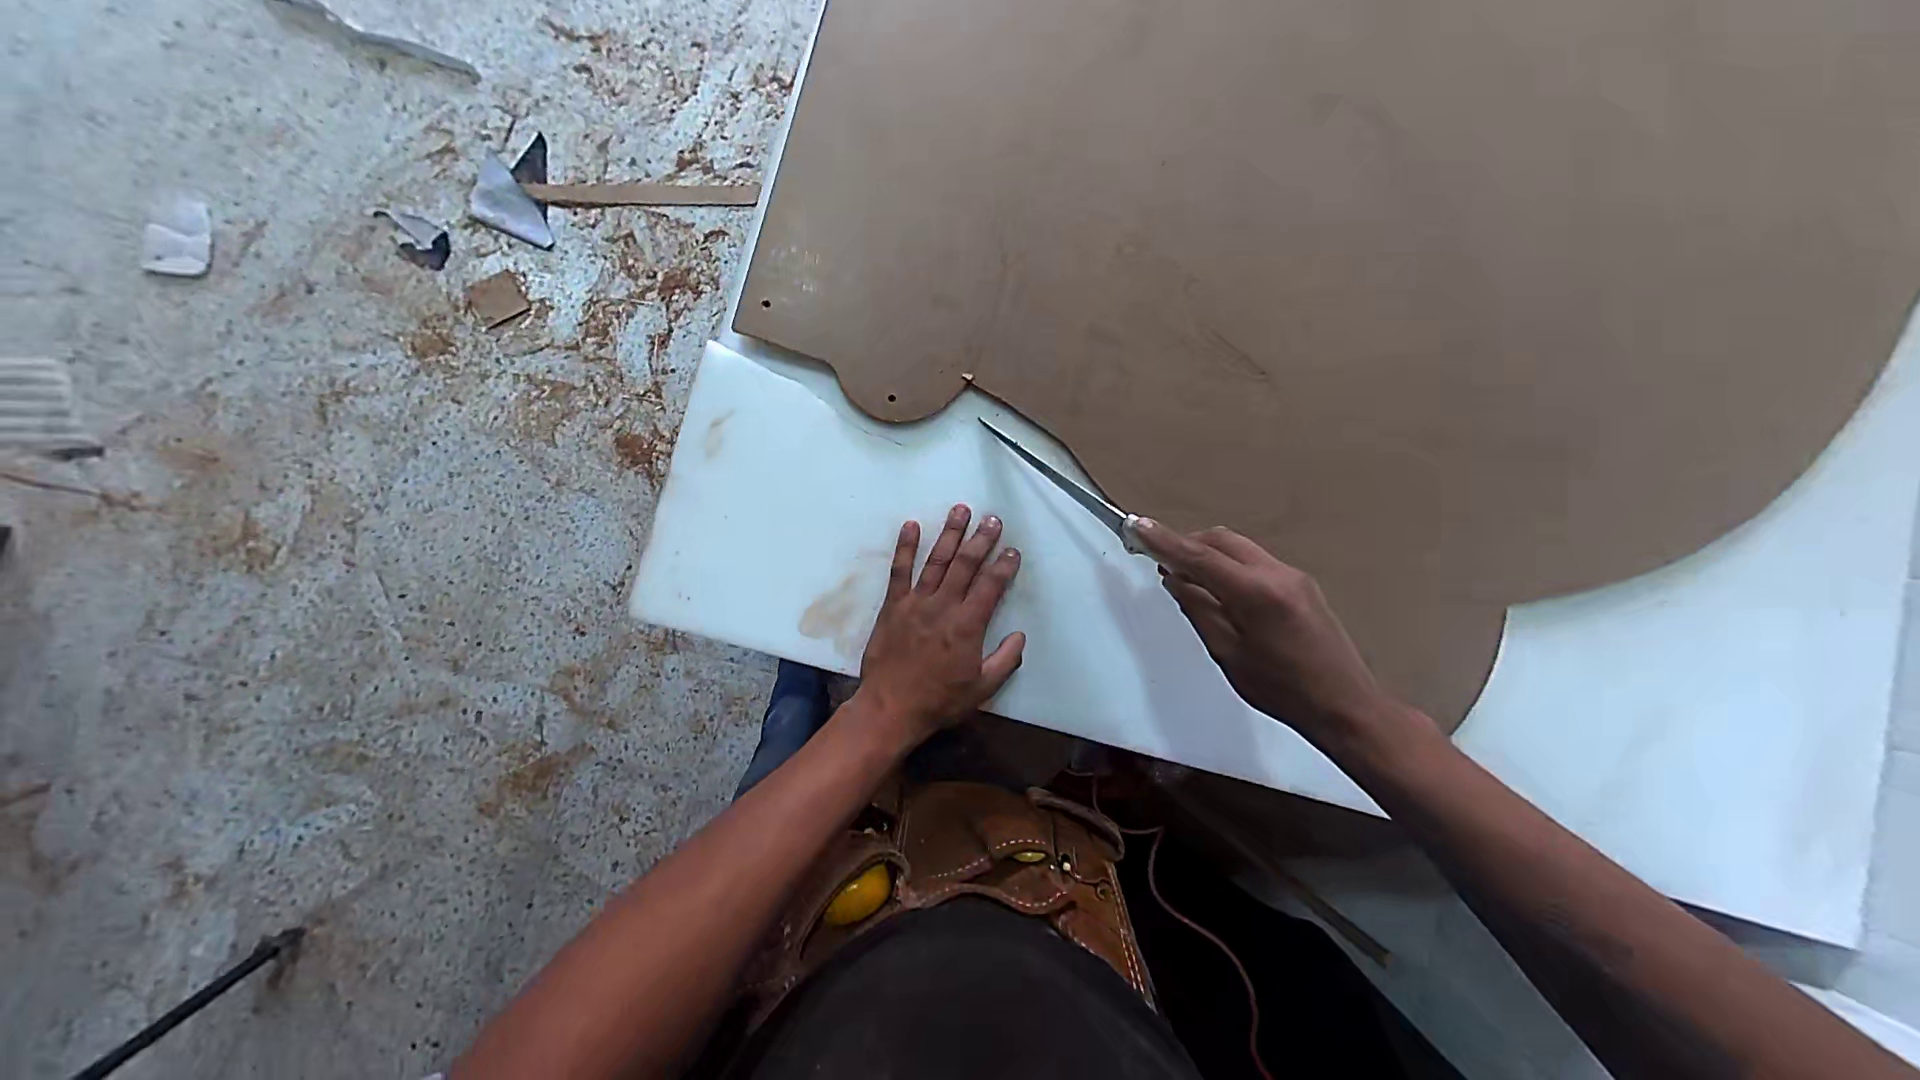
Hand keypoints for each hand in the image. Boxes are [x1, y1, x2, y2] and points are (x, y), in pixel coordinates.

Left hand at [854, 505, 1025, 747]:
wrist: (890, 708)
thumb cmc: (939, 701)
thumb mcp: (982, 689)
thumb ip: (1005, 660)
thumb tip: (1019, 636)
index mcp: (968, 626)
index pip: (991, 586)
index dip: (1004, 566)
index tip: (1012, 551)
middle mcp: (943, 606)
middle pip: (966, 565)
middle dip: (981, 539)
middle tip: (992, 519)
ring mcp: (916, 602)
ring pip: (937, 561)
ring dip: (950, 534)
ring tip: (960, 510)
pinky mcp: (893, 606)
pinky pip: (900, 571)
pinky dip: (906, 547)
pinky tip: (911, 526)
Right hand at [1134, 520, 1405, 744]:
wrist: (1345, 705)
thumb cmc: (1285, 690)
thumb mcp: (1228, 654)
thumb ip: (1199, 611)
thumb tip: (1177, 581)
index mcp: (1257, 594)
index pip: (1200, 557)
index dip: (1164, 541)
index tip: (1138, 527)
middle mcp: (1278, 575)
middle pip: (1220, 541)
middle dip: (1186, 544)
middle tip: (1159, 561)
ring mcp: (1293, 577)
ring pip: (1238, 548)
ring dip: (1207, 555)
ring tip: (1185, 580)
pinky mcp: (1301, 585)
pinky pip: (1254, 561)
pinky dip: (1228, 565)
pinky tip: (1218, 589)